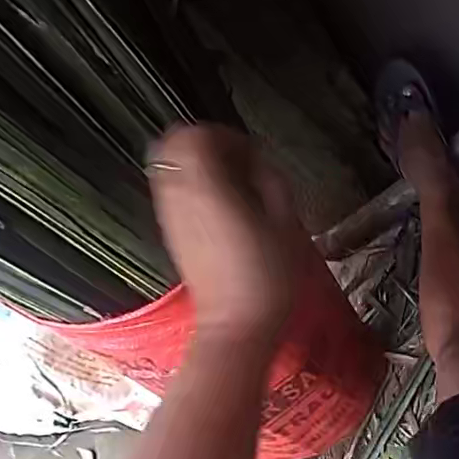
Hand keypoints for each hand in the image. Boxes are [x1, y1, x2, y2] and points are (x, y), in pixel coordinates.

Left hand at [147, 124, 296, 345]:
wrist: (237, 324)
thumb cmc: (269, 278)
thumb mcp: (287, 225)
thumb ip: (273, 184)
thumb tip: (261, 167)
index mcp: (209, 188)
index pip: (197, 135)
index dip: (226, 135)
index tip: (250, 151)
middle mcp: (180, 196)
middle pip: (174, 144)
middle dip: (206, 144)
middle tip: (239, 161)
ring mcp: (171, 216)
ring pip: (170, 167)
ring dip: (199, 166)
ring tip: (233, 184)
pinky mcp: (173, 234)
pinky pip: (175, 193)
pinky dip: (194, 187)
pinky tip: (224, 208)